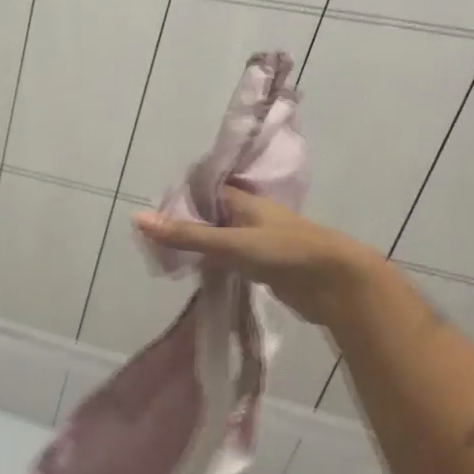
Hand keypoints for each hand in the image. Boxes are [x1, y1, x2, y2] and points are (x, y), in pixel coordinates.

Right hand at [132, 187, 388, 328]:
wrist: (335, 282)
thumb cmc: (285, 252)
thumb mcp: (230, 242)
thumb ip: (186, 235)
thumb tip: (138, 219)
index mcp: (245, 201)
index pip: (206, 191)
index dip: (181, 199)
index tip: (153, 215)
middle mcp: (251, 217)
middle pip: (210, 215)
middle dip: (185, 224)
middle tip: (154, 240)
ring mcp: (259, 242)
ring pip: (220, 238)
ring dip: (199, 246)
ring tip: (168, 258)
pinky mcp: (264, 266)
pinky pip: (230, 259)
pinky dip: (213, 263)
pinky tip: (198, 272)